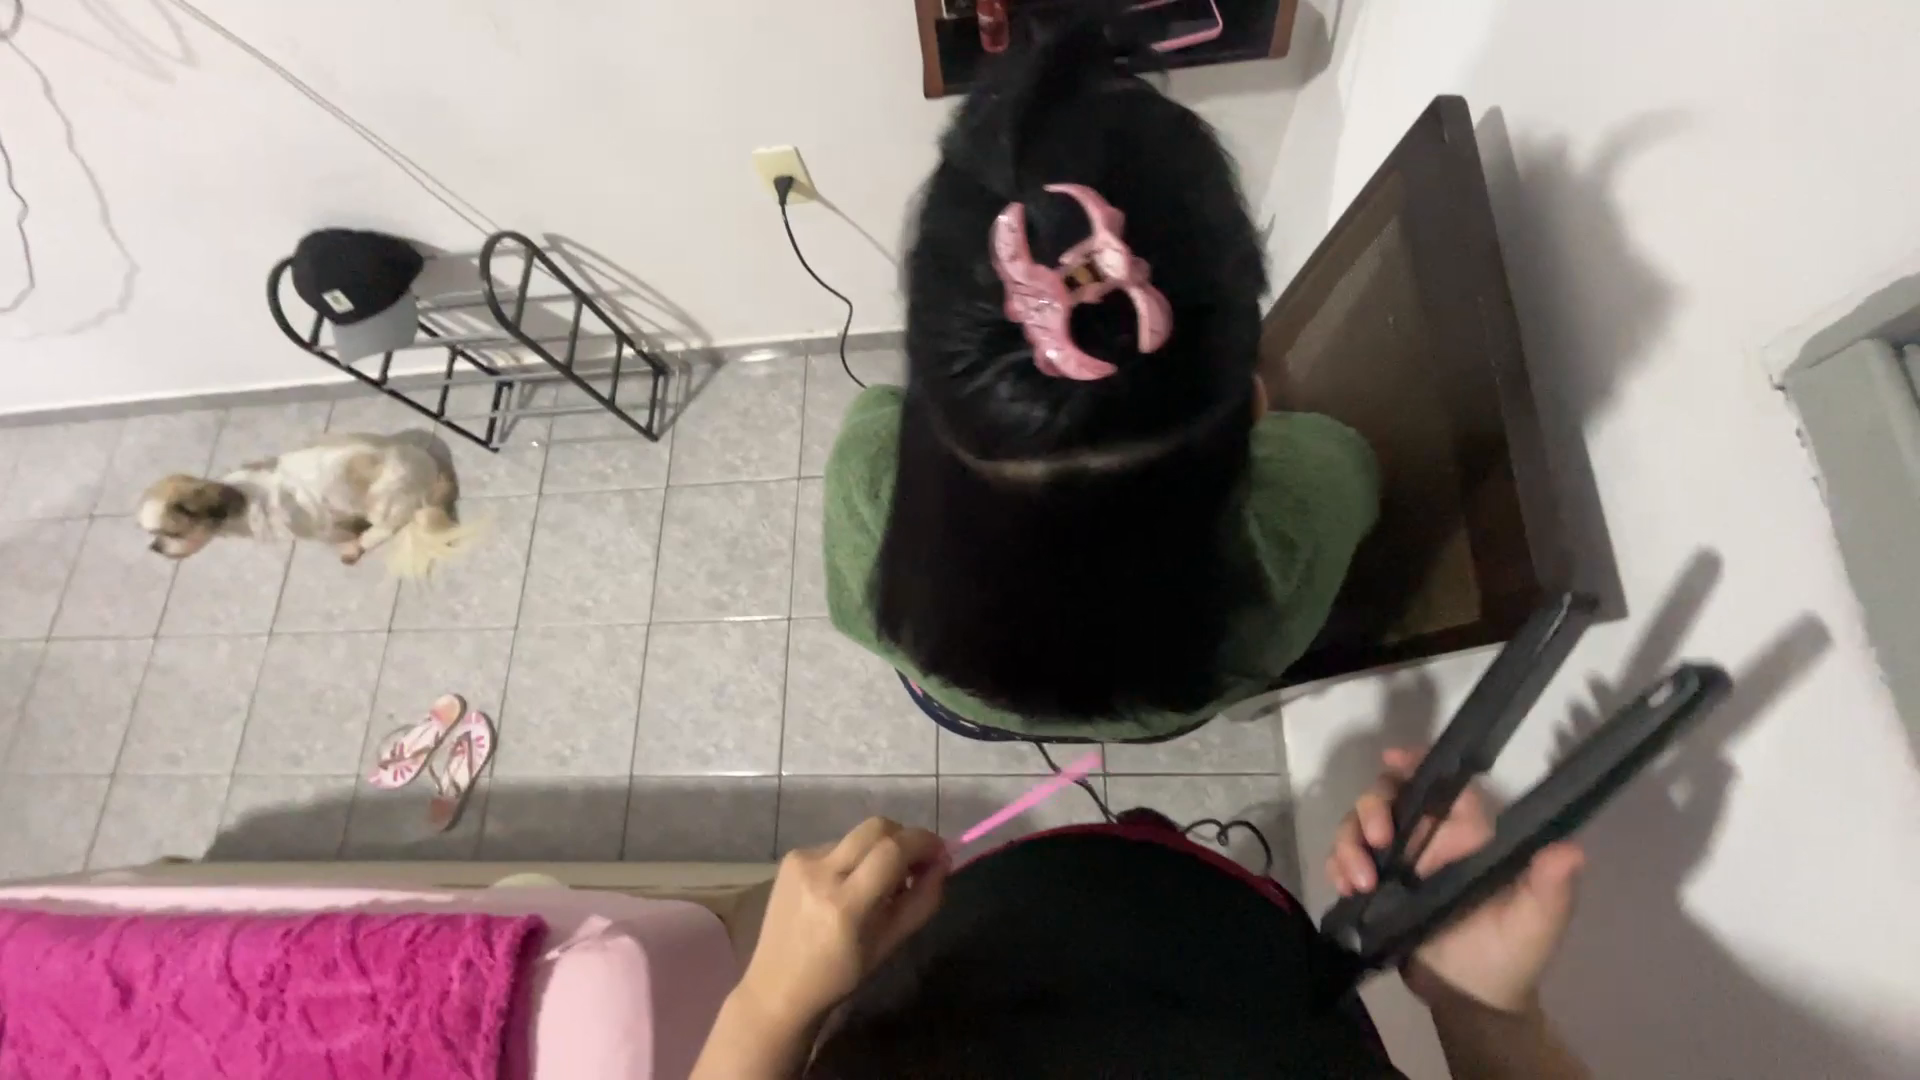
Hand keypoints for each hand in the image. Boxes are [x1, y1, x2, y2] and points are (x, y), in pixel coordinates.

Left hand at [736, 817, 949, 1030]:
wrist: (777, 988)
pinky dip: (852, 859)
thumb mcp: (889, 945)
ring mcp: (802, 861)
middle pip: (876, 827)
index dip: (923, 842)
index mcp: (845, 905)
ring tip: (878, 882)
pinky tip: (846, 886)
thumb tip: (943, 862)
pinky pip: (837, 846)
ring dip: (877, 850)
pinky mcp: (791, 857)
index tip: (940, 852)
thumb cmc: (838, 975)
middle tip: (916, 860)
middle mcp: (821, 874)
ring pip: (857, 836)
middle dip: (904, 836)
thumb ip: (922, 901)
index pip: (892, 850)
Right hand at [1327, 748, 1585, 1013]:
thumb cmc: (1509, 956)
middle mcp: (1426, 839)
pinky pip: (1341, 856)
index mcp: (1464, 836)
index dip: (1413, 764)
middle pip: (1385, 797)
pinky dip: (1336, 865)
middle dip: (1371, 810)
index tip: (1391, 759)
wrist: (1469, 1000)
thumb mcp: (1534, 923)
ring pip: (1356, 824)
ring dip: (1349, 844)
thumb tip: (1571, 848)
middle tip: (1377, 841)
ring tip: (1359, 883)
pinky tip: (1345, 888)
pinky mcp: (1370, 881)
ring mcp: (1393, 859)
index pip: (1439, 786)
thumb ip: (1549, 886)